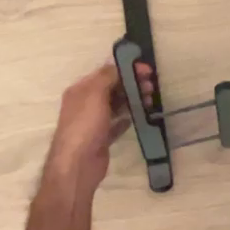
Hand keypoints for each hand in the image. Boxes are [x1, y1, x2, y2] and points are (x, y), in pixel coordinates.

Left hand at [43, 62, 148, 195]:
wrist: (77, 164)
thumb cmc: (85, 125)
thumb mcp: (95, 94)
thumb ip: (108, 77)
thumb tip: (119, 65)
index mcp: (81, 90)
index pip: (105, 73)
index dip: (126, 69)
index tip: (147, 70)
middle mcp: (85, 104)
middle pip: (111, 88)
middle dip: (131, 84)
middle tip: (151, 87)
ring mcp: (93, 122)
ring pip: (115, 105)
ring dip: (132, 100)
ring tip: (150, 100)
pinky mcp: (101, 138)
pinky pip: (116, 124)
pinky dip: (127, 118)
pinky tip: (139, 117)